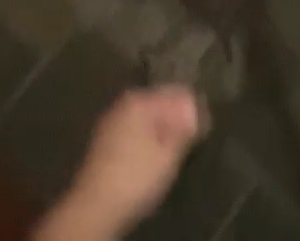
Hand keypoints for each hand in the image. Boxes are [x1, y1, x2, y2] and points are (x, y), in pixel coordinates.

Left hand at [35, 85, 203, 240]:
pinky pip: (134, 132)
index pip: (177, 92)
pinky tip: (154, 155)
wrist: (94, 208)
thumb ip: (186, 126)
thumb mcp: (170, 153)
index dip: (194, 107)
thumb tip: (196, 109)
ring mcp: (110, 122)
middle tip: (193, 136)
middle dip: (176, 117)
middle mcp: (123, 104)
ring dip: (162, 129)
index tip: (205, 124)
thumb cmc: (136, 176)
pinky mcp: (103, 143)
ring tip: (175, 147)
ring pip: (145, 119)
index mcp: (139, 98)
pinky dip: (147, 139)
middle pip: (159, 103)